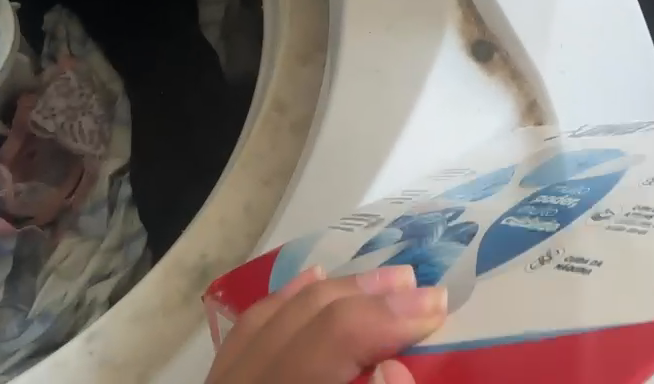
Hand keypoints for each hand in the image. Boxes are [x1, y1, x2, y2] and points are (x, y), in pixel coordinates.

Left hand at [207, 265, 447, 383]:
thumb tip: (395, 367)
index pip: (333, 338)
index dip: (389, 318)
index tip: (438, 308)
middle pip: (305, 320)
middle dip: (372, 298)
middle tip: (426, 292)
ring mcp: (220, 383)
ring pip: (275, 316)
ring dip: (338, 292)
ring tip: (389, 283)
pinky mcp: (215, 383)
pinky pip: (247, 331)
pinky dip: (288, 301)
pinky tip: (318, 281)